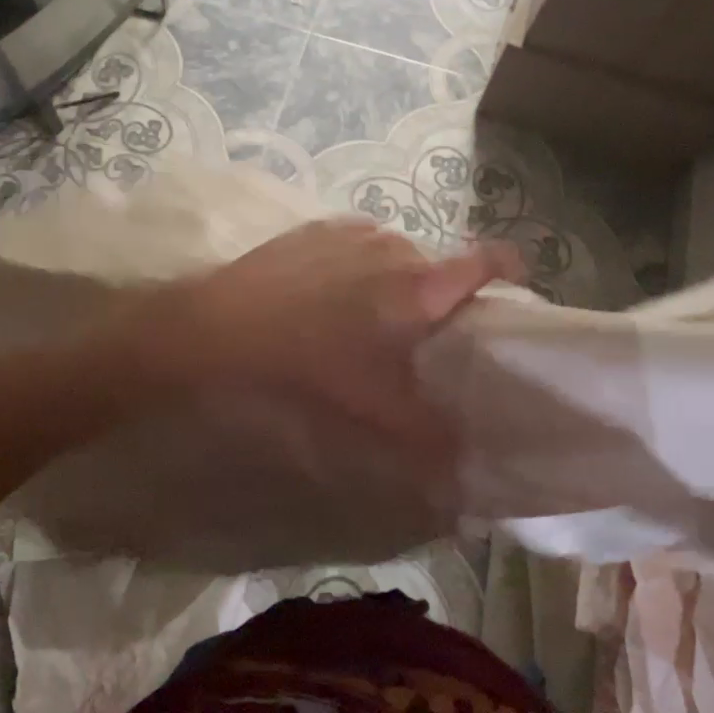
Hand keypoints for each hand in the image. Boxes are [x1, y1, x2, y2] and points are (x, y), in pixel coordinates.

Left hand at [131, 218, 522, 465]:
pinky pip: (347, 251)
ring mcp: (339, 233)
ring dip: (391, 287)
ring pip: (389, 257)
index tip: (511, 310)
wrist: (201, 342)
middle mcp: (387, 245)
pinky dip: (350, 274)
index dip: (511, 280)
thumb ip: (437, 452)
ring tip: (368, 330)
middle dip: (441, 301)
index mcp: (418, 285)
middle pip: (437, 266)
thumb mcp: (377, 428)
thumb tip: (476, 480)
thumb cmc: (301, 381)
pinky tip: (320, 310)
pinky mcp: (299, 235)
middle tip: (424, 346)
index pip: (491, 261)